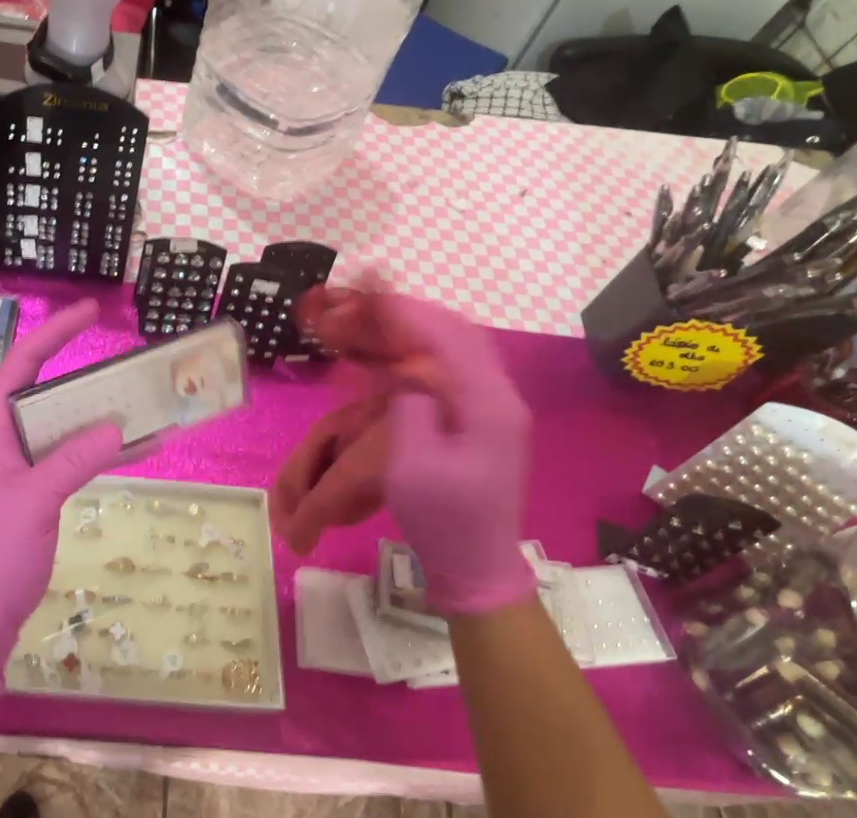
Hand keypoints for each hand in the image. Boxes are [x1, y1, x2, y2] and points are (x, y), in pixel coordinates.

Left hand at [0, 300, 130, 730]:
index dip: (55, 332)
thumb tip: (118, 425)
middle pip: (50, 390)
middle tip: (133, 363)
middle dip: (91, 376)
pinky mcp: (38, 487)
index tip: (90, 311)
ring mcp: (23, 463)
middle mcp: (6, 436)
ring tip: (147, 400)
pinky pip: (74, 456)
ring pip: (67, 424)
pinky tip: (144, 446)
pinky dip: (104, 451)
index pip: (22, 363)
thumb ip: (74, 459)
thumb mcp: (34, 500)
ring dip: (104, 415)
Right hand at [272, 284, 538, 616]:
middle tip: (359, 302)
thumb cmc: (444, 520)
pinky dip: (417, 348)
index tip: (363, 290)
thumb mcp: (414, 467)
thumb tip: (403, 367)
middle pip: (455, 331)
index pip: (448, 335)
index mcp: (486, 403)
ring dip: (411, 326)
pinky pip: (449, 366)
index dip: (403, 308)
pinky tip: (388, 351)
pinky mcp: (479, 417)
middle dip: (404, 310)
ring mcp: (491, 405)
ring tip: (367, 318)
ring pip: (454, 345)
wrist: (479, 566)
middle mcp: (496, 394)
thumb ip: (410, 408)